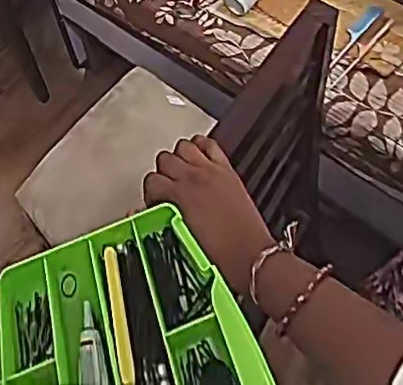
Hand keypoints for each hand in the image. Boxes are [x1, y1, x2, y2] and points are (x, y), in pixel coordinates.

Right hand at [143, 136, 272, 294]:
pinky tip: (200, 160)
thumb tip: (149, 212)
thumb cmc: (221, 257)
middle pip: (165, 159)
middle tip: (168, 189)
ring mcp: (210, 170)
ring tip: (183, 173)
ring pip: (183, 146)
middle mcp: (193, 177)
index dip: (152, 193)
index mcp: (180, 196)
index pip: (152, 181)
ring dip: (180, 158)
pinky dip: (201, 147)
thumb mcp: (183, 240)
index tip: (156, 203)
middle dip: (163, 174)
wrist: (253, 259)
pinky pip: (209, 144)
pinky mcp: (227, 170)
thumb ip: (163, 220)